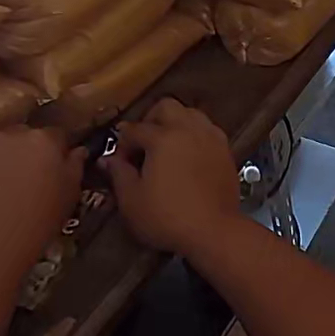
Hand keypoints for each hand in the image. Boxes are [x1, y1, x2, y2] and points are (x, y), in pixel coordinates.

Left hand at [0, 127, 83, 291]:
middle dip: (27, 155)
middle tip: (30, 183)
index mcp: (42, 140)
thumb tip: (76, 153)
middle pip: (22, 138)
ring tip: (1, 196)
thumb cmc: (33, 226)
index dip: (58, 153)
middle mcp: (6, 137)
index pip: (57, 135)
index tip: (57, 171)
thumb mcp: (69, 198)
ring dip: (0, 166)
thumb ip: (74, 167)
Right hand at [101, 98, 239, 255]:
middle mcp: (190, 129)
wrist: (213, 229)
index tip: (119, 161)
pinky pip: (208, 129)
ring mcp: (211, 137)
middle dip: (150, 119)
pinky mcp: (226, 149)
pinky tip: (187, 154)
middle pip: (166, 106)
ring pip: (191, 113)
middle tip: (142, 144)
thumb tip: (109, 159)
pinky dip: (195, 133)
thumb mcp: (132, 200)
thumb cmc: (166, 216)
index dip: (122, 143)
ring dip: (175, 122)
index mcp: (164, 138)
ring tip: (165, 147)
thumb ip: (119, 173)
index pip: (135, 129)